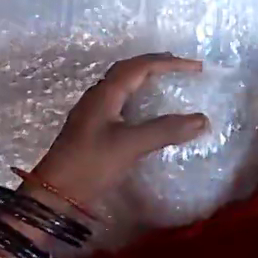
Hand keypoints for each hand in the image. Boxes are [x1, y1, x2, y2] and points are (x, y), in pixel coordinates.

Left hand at [31, 54, 209, 206]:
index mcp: (104, 94)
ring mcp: (92, 113)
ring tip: (167, 82)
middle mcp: (97, 97)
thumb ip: (165, 130)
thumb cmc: (90, 164)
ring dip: (145, 79)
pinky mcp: (92, 129)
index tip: (196, 68)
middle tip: (182, 67)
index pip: (140, 66)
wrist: (55, 193)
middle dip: (156, 65)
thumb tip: (202, 119)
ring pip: (122, 85)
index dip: (169, 63)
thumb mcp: (130, 145)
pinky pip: (119, 102)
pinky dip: (138, 98)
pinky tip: (145, 112)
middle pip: (128, 70)